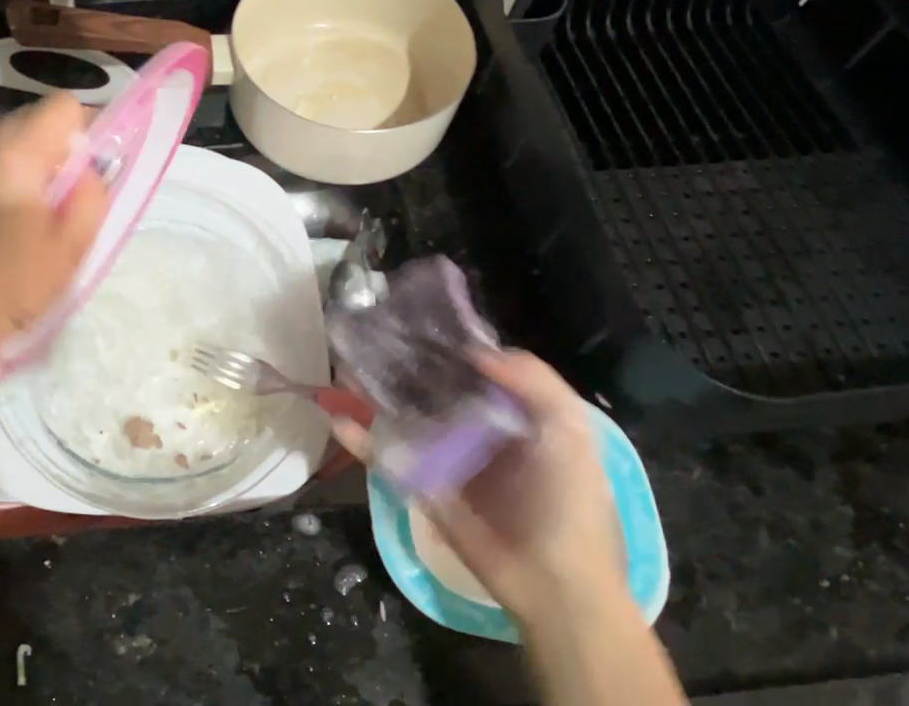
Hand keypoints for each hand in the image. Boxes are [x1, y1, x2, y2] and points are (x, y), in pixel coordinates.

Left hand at [0, 95, 107, 406]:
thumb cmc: (9, 288)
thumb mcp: (70, 249)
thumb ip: (92, 198)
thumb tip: (91, 172)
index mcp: (15, 155)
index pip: (62, 107)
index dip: (88, 127)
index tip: (97, 163)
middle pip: (29, 123)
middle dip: (57, 148)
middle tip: (70, 194)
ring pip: (0, 148)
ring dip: (24, 167)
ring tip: (33, 215)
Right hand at [339, 350, 623, 623]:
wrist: (555, 584)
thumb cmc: (568, 500)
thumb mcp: (570, 430)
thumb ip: (534, 381)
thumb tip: (475, 352)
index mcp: (516, 415)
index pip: (477, 370)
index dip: (450, 347)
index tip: (419, 324)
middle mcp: (478, 431)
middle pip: (434, 389)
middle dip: (403, 365)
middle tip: (370, 338)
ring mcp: (447, 460)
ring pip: (406, 417)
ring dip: (375, 395)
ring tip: (344, 368)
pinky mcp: (424, 488)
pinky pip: (390, 459)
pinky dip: (362, 441)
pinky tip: (338, 420)